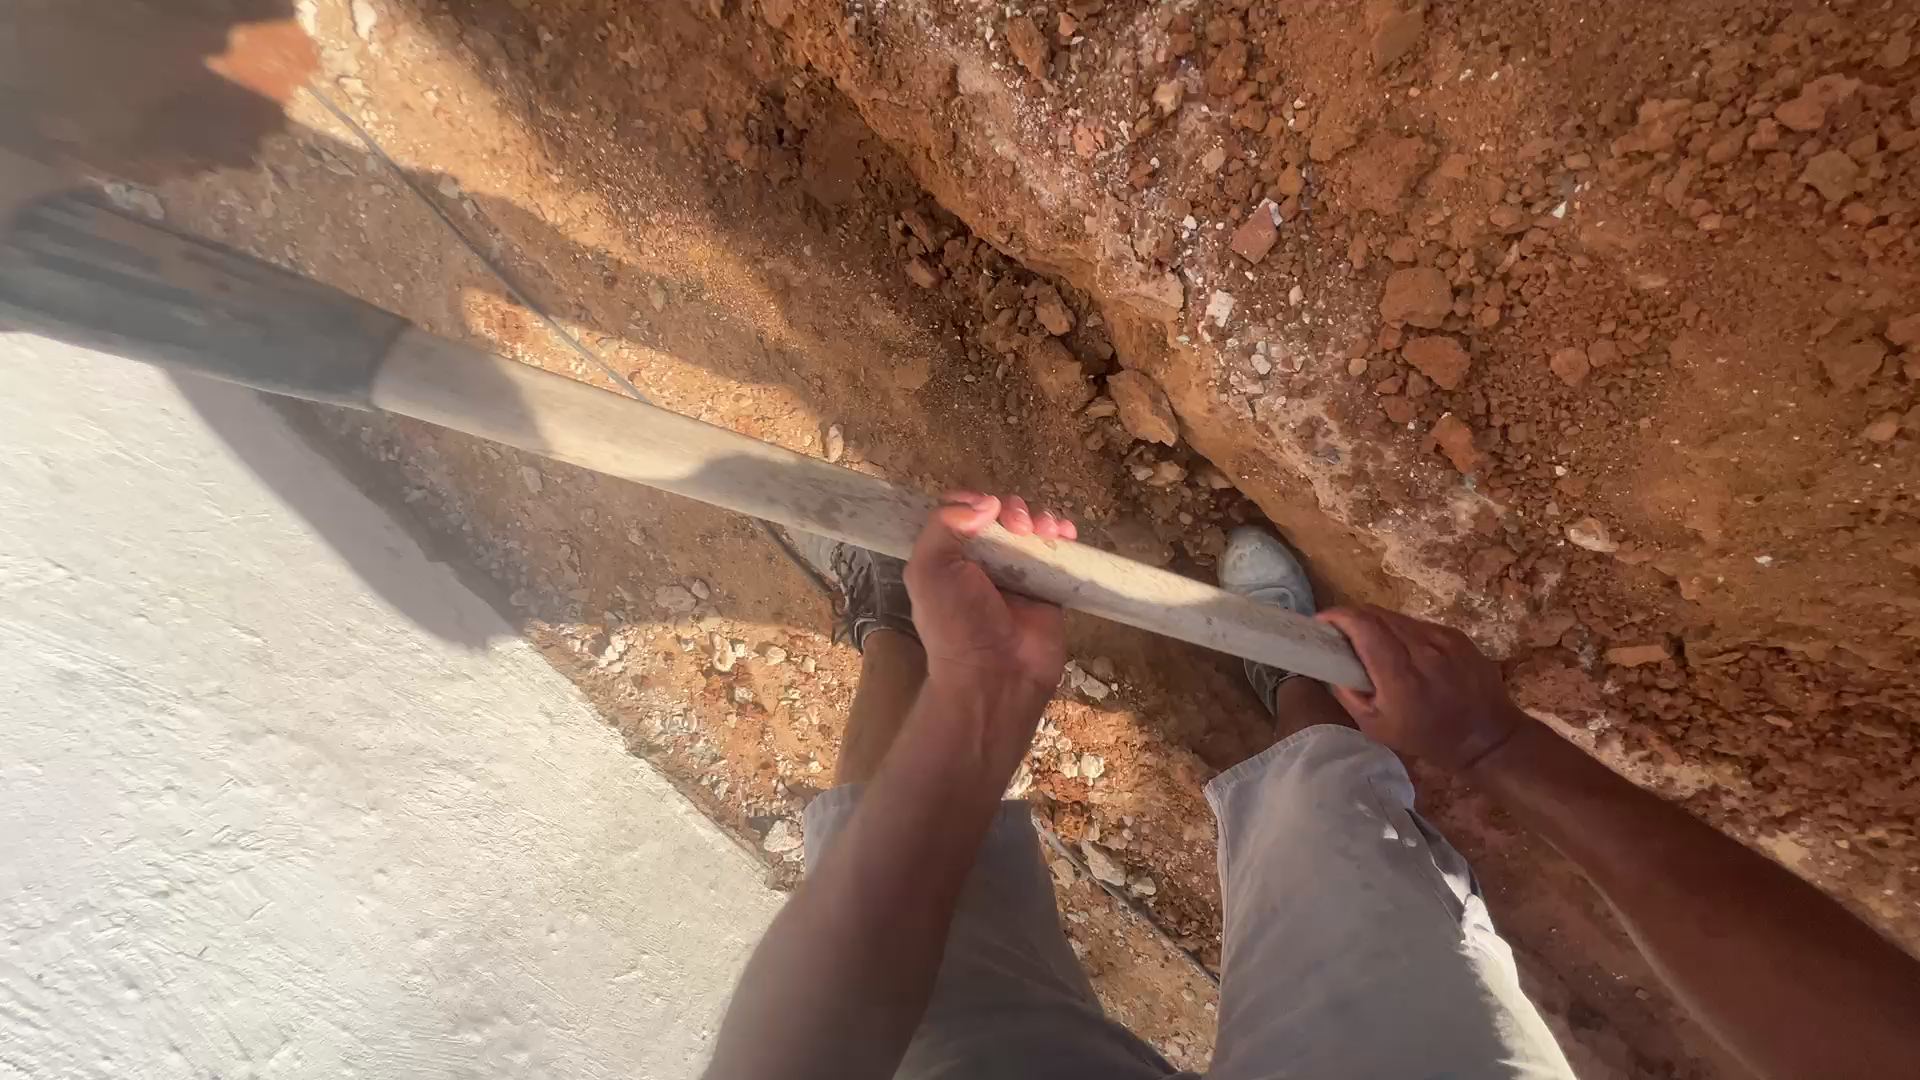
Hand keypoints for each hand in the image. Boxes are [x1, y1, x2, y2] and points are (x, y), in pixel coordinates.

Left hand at [905, 492, 1071, 701]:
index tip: (986, 507)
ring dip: (1040, 517)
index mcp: (947, 555)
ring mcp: (1017, 572)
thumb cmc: (956, 624)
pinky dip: (1064, 534)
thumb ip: (943, 526)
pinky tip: (1066, 534)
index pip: (961, 510)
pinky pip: (1057, 551)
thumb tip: (985, 503)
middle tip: (1018, 526)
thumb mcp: (929, 571)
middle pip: (1000, 513)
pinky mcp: (1048, 586)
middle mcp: (982, 560)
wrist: (995, 676)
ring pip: (1031, 526)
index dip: (975, 500)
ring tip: (1044, 530)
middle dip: (1013, 508)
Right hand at [1317, 605, 1526, 771]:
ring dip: (1373, 623)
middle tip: (1338, 633)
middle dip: (1350, 618)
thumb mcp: (1374, 726)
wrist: (1488, 739)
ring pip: (1394, 616)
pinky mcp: (1456, 635)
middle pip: (1375, 615)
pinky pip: (1415, 623)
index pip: (1363, 626)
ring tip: (1367, 641)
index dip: (1337, 617)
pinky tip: (1400, 649)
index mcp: (1400, 676)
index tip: (1321, 622)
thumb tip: (1330, 665)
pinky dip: (1397, 630)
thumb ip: (1347, 693)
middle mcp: (1423, 651)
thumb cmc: (1426, 737)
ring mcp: (1443, 640)